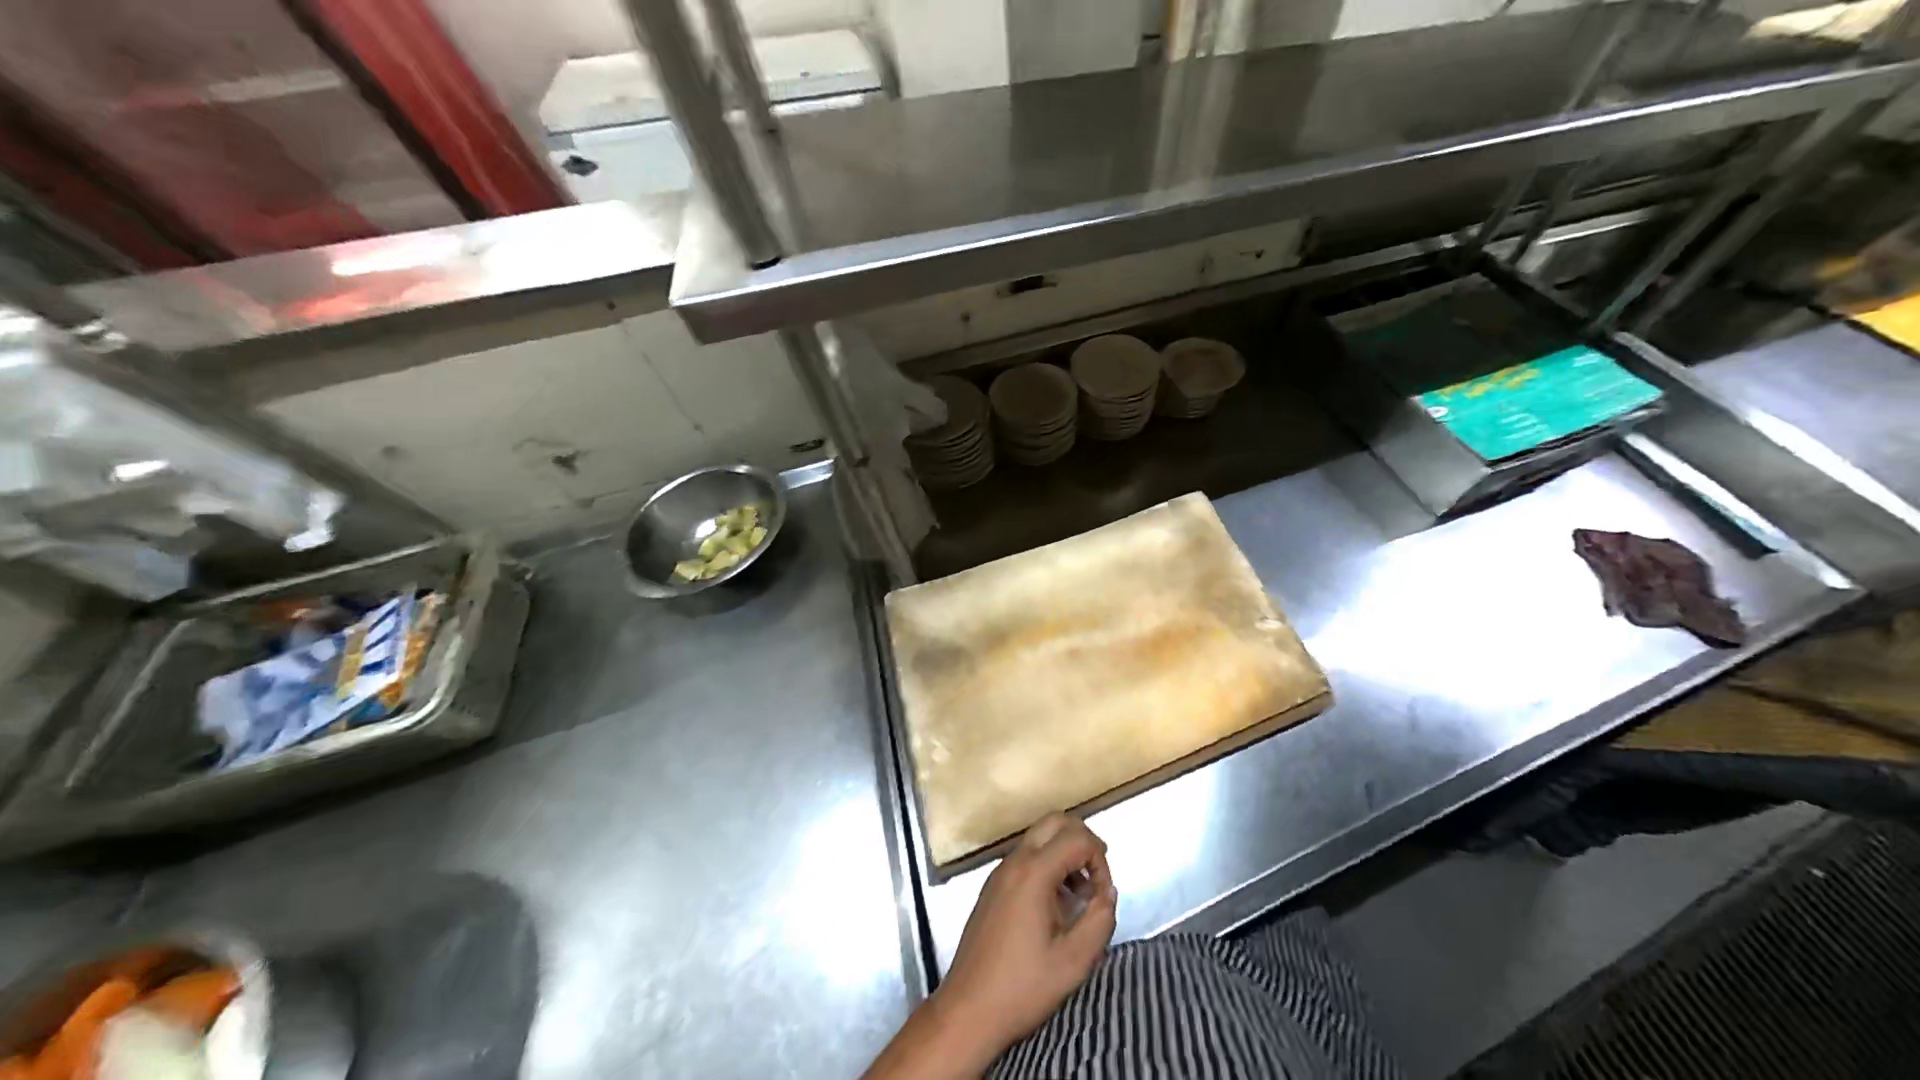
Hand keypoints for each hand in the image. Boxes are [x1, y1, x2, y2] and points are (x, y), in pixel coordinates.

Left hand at [861, 815, 1117, 1079]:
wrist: (969, 1009)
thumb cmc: (1023, 987)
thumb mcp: (1074, 960)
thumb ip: (1100, 919)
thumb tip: (1108, 893)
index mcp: (1033, 872)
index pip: (1077, 837)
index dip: (1100, 860)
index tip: (1104, 895)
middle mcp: (1014, 862)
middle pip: (1055, 822)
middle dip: (1083, 842)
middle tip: (1097, 879)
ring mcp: (1000, 872)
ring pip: (1040, 838)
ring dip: (1065, 854)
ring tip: (1079, 897)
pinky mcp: (993, 887)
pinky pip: (1026, 858)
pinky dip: (1048, 866)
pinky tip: (1056, 907)